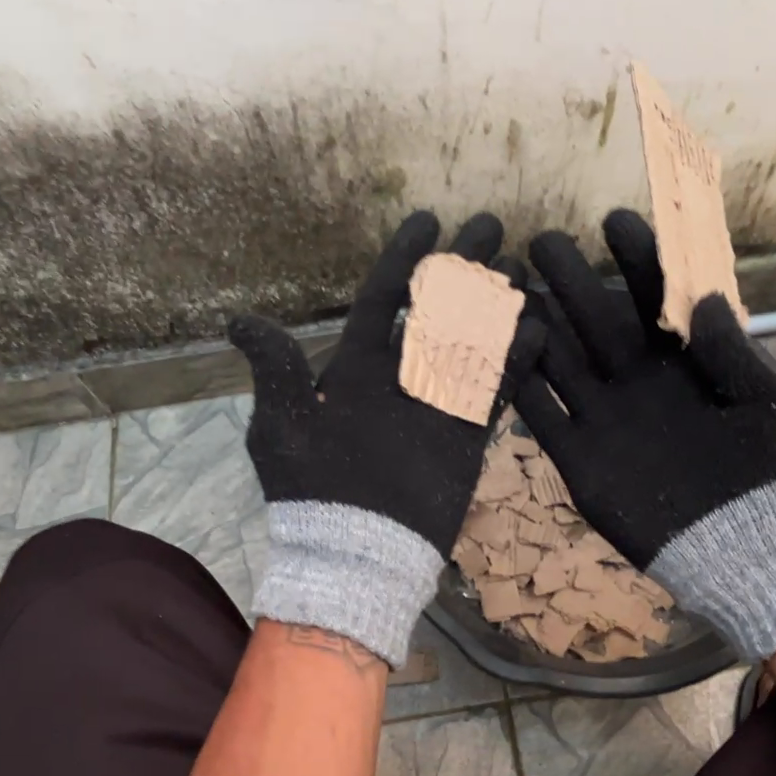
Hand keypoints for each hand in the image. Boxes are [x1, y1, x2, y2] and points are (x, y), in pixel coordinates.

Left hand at [229, 212, 541, 665]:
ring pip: (471, 343)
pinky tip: (536, 332)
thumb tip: (238, 320)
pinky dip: (513, 363)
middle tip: (491, 227)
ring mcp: (434, 407)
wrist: (354, 555)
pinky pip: (492, 391)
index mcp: (356, 368)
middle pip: (436, 309)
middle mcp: (400, 378)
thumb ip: (277, 370)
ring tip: (521, 270)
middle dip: (462, 268)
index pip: (384, 299)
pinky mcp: (463, 437)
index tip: (427, 220)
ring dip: (494, 307)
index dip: (404, 259)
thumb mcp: (282, 427)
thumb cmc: (312, 491)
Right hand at [514, 210, 775, 659]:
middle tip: (544, 242)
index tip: (614, 221)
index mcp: (687, 362)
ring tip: (507, 289)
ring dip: (535, 326)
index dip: (637, 260)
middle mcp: (639, 382)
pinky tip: (500, 354)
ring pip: (560, 361)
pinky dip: (519, 386)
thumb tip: (708, 295)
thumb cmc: (775, 478)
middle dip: (570, 280)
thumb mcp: (770, 406)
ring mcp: (606, 419)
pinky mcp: (580, 459)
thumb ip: (733, 354)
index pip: (657, 298)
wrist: (753, 557)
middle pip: (596, 320)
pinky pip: (541, 417)